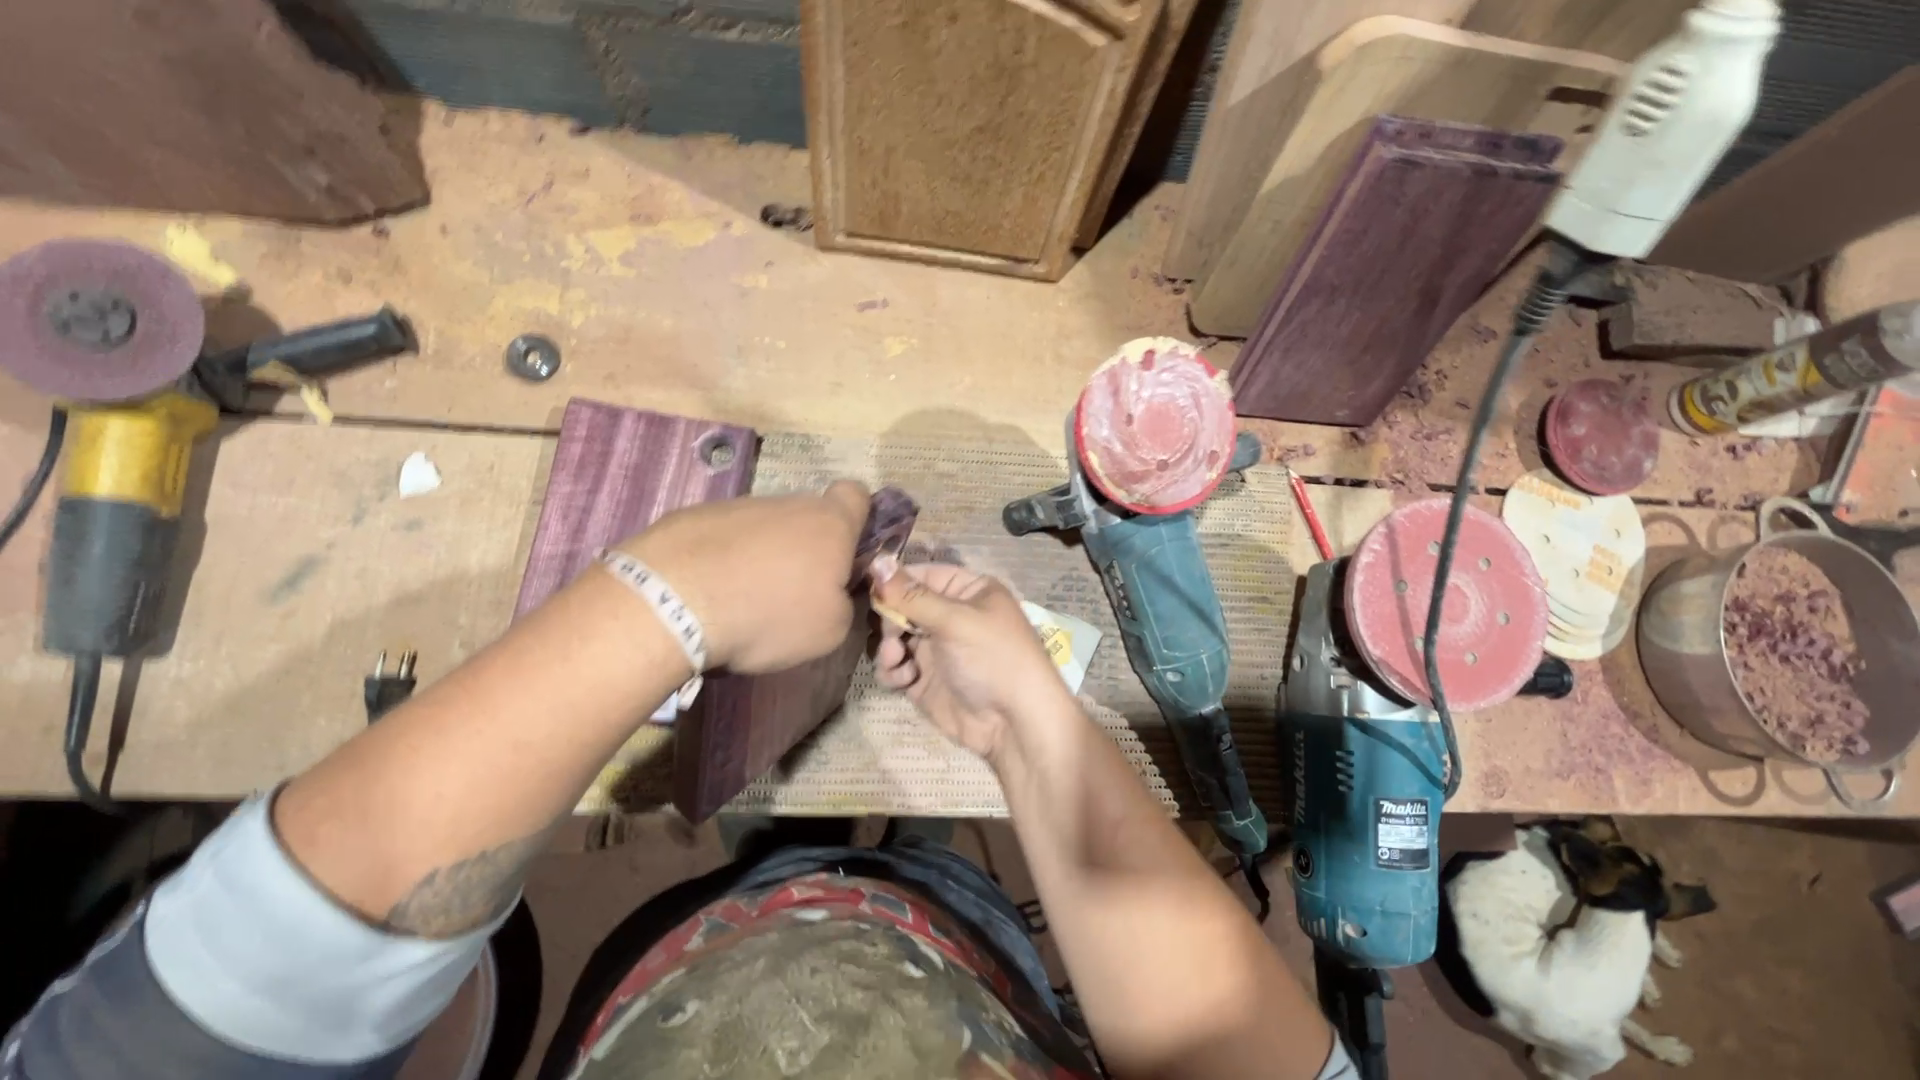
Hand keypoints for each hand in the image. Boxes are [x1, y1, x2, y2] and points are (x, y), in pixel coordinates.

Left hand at [619, 481, 869, 673]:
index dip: (857, 519)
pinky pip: (721, 539)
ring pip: (762, 529)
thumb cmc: (767, 615)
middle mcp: (786, 504)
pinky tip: (706, 595)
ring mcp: (735, 506)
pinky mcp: (691, 517)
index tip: (846, 554)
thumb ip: (842, 602)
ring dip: (760, 558)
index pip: (856, 495)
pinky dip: (721, 562)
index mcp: (829, 524)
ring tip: (740, 602)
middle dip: (804, 550)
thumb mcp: (828, 630)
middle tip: (791, 595)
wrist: (672, 603)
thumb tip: (832, 591)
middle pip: (806, 518)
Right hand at [870, 561, 1075, 764]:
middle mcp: (950, 616)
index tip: (870, 588)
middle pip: (902, 606)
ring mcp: (936, 650)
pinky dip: (892, 671)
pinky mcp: (923, 680)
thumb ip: (912, 595)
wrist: (1013, 724)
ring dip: (888, 647)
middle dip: (891, 620)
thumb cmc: (993, 658)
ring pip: (893, 637)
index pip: (922, 575)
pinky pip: (895, 667)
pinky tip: (904, 680)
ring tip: (897, 660)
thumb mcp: (955, 620)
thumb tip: (876, 560)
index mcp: (968, 591)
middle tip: (894, 636)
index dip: (895, 582)